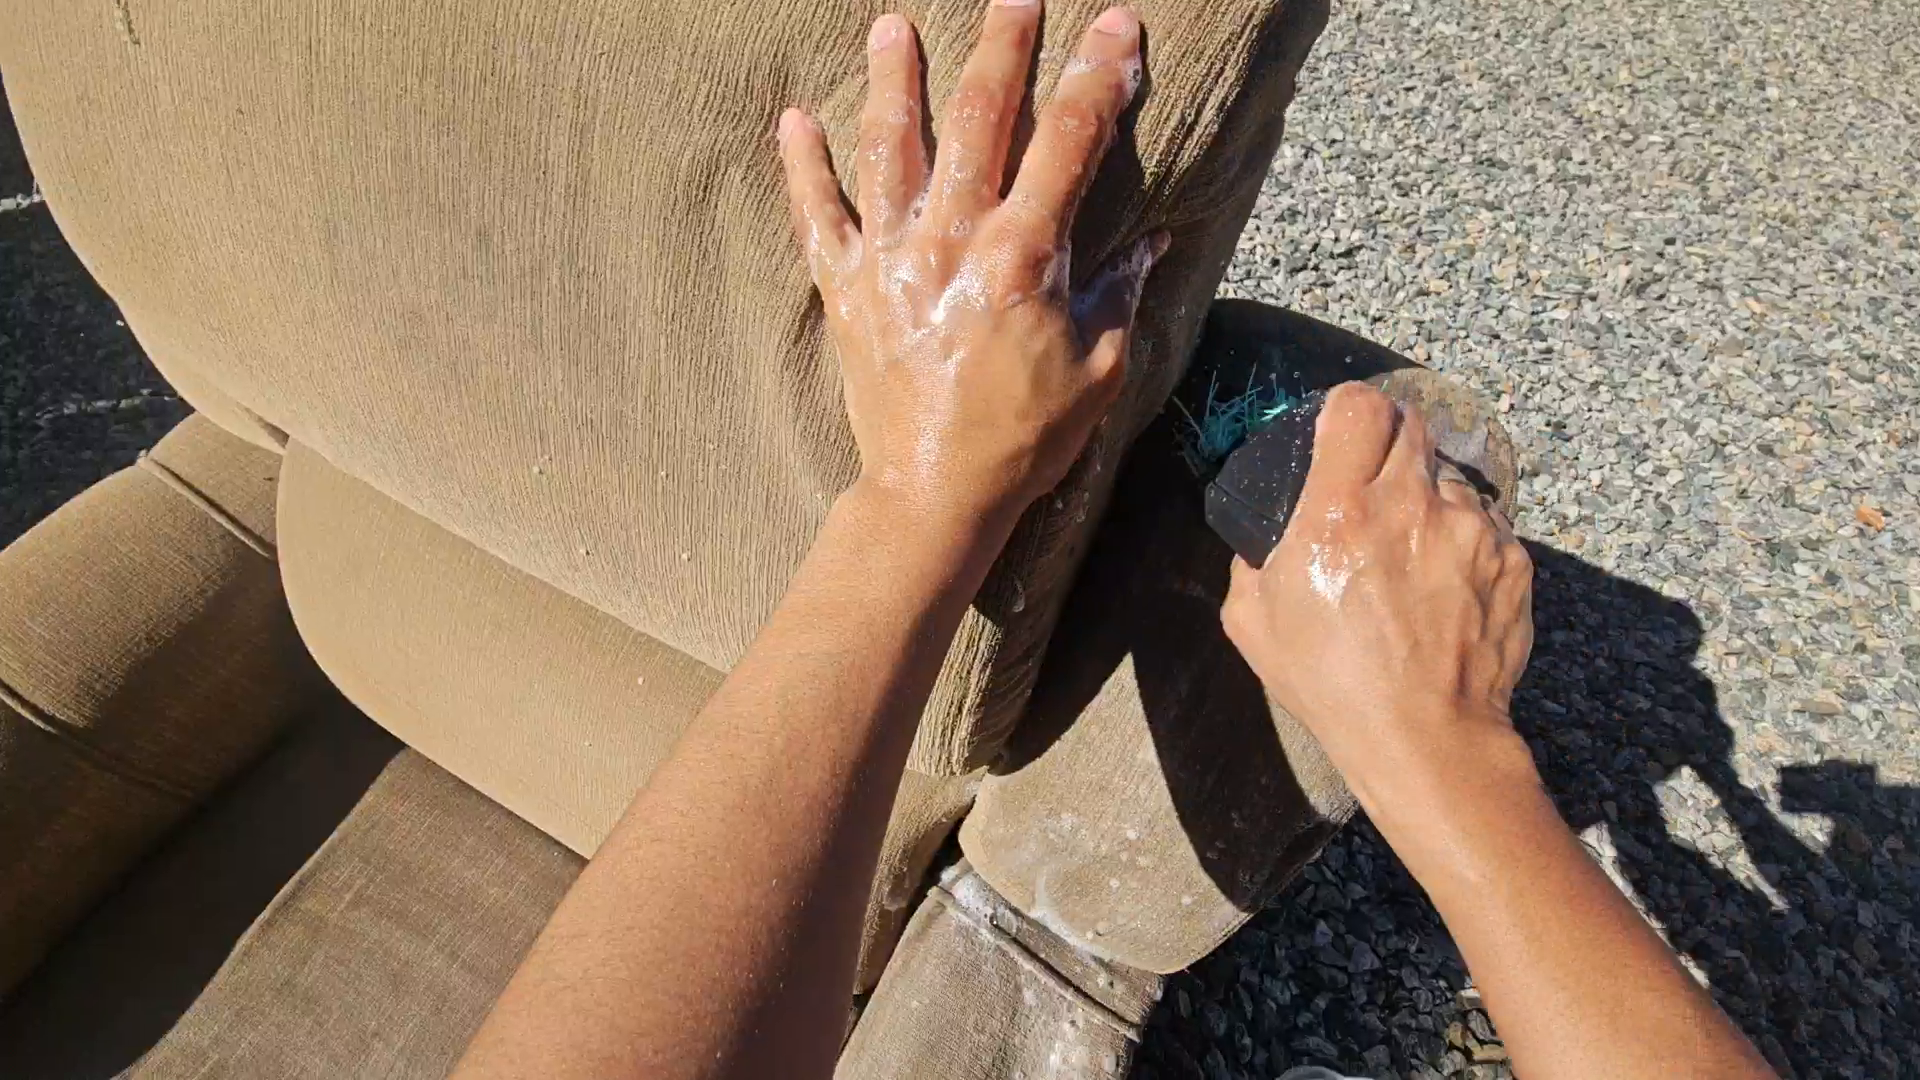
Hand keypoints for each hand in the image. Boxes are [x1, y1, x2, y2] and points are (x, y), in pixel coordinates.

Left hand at [778, 2, 1165, 530]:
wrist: (935, 491)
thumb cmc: (1023, 439)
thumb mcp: (1097, 373)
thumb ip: (1120, 296)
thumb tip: (1151, 242)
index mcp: (1022, 258)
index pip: (1068, 143)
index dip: (1097, 78)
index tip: (1116, 28)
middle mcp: (951, 242)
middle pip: (978, 119)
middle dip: (1002, 49)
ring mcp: (890, 262)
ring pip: (888, 148)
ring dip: (892, 80)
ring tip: (891, 26)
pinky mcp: (847, 293)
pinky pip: (818, 218)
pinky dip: (802, 169)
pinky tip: (793, 120)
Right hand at [1221, 382, 1536, 829]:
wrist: (1423, 736)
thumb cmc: (1327, 679)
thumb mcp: (1251, 618)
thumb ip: (1251, 558)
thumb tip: (1265, 535)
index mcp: (1339, 514)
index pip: (1357, 409)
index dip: (1344, 408)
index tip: (1336, 429)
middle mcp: (1411, 507)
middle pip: (1409, 424)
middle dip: (1383, 442)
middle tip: (1365, 485)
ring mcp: (1472, 530)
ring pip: (1444, 476)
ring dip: (1420, 496)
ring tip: (1404, 550)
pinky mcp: (1513, 558)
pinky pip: (1479, 521)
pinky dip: (1455, 536)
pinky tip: (1437, 582)